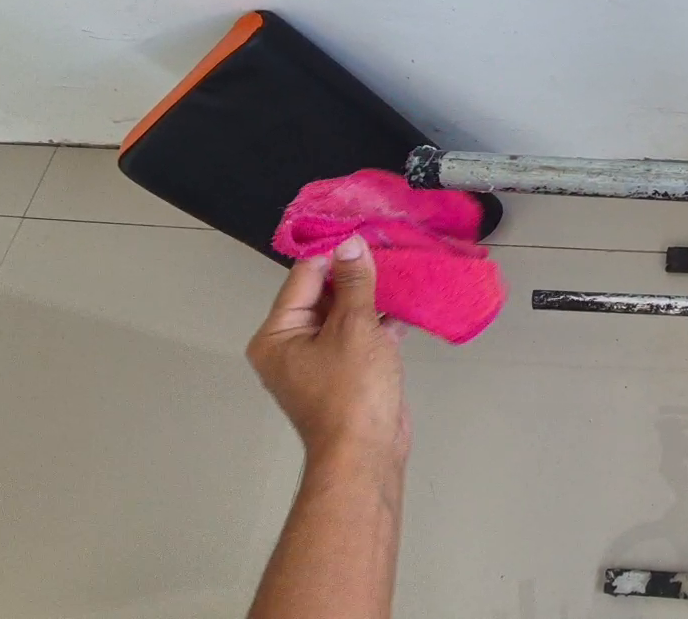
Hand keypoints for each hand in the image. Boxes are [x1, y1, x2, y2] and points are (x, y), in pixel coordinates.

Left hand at [247, 236, 410, 465]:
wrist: (367, 453)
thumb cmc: (352, 388)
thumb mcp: (355, 327)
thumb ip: (354, 282)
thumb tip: (351, 243)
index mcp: (278, 334)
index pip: (304, 277)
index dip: (336, 254)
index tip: (369, 235)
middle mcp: (291, 344)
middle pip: (324, 293)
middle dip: (357, 274)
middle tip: (391, 248)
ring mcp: (320, 359)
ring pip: (346, 313)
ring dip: (373, 296)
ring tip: (404, 270)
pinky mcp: (347, 370)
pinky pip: (361, 334)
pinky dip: (381, 320)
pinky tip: (409, 304)